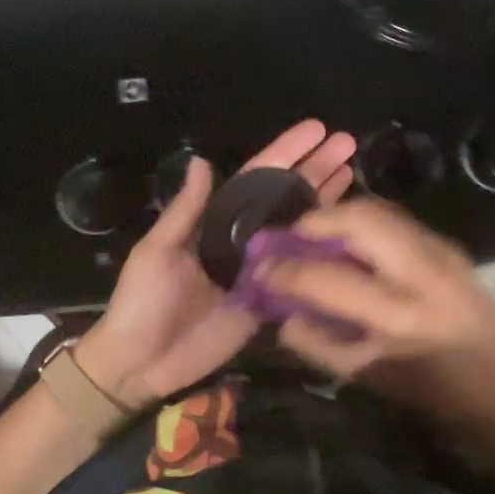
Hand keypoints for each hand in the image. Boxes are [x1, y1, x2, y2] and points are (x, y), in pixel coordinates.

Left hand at [74, 119, 357, 405]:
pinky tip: (352, 238)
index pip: (253, 181)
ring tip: (354, 172)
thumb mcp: (156, 251)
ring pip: (296, 233)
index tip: (315, 130)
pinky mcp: (265, 308)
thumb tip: (203, 160)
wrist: (140, 363)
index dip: (283, 155)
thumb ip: (186, 211)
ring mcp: (255, 274)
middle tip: (348, 143)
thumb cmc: (141, 302)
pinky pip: (298, 278)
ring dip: (324, 203)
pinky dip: (322, 258)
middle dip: (313, 171)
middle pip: (281, 201)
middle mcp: (237, 243)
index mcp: (210, 225)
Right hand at [262, 197, 494, 416]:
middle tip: (286, 238)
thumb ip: (313, 341)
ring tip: (311, 237)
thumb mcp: (362, 376)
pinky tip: (346, 246)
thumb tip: (278, 309)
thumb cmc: (428, 391)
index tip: (258, 270)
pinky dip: (359, 225)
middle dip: (312, 222)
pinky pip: (392, 220)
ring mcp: (442, 252)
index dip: (284, 271)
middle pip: (359, 219)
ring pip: (377, 210)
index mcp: (400, 316)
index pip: (326, 277)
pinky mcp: (448, 246)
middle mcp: (424, 273)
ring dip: (335, 218)